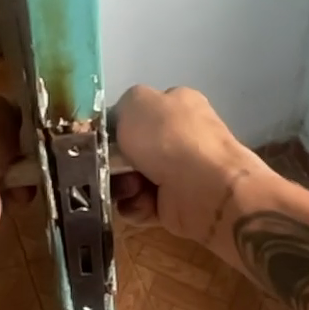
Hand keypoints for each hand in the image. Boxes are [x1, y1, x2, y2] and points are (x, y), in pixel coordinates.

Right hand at [112, 85, 269, 242]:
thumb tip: (121, 123)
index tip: (104, 139)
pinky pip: (141, 206)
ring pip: (131, 180)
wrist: (204, 187)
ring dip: (123, 186)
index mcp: (177, 105)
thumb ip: (122, 107)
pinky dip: (136, 207)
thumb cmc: (167, 137)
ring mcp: (181, 173)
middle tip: (112, 168)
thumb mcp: (134, 102)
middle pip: (132, 150)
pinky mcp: (176, 204)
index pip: (140, 113)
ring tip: (131, 189)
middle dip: (116, 162)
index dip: (119, 125)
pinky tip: (143, 204)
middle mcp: (181, 137)